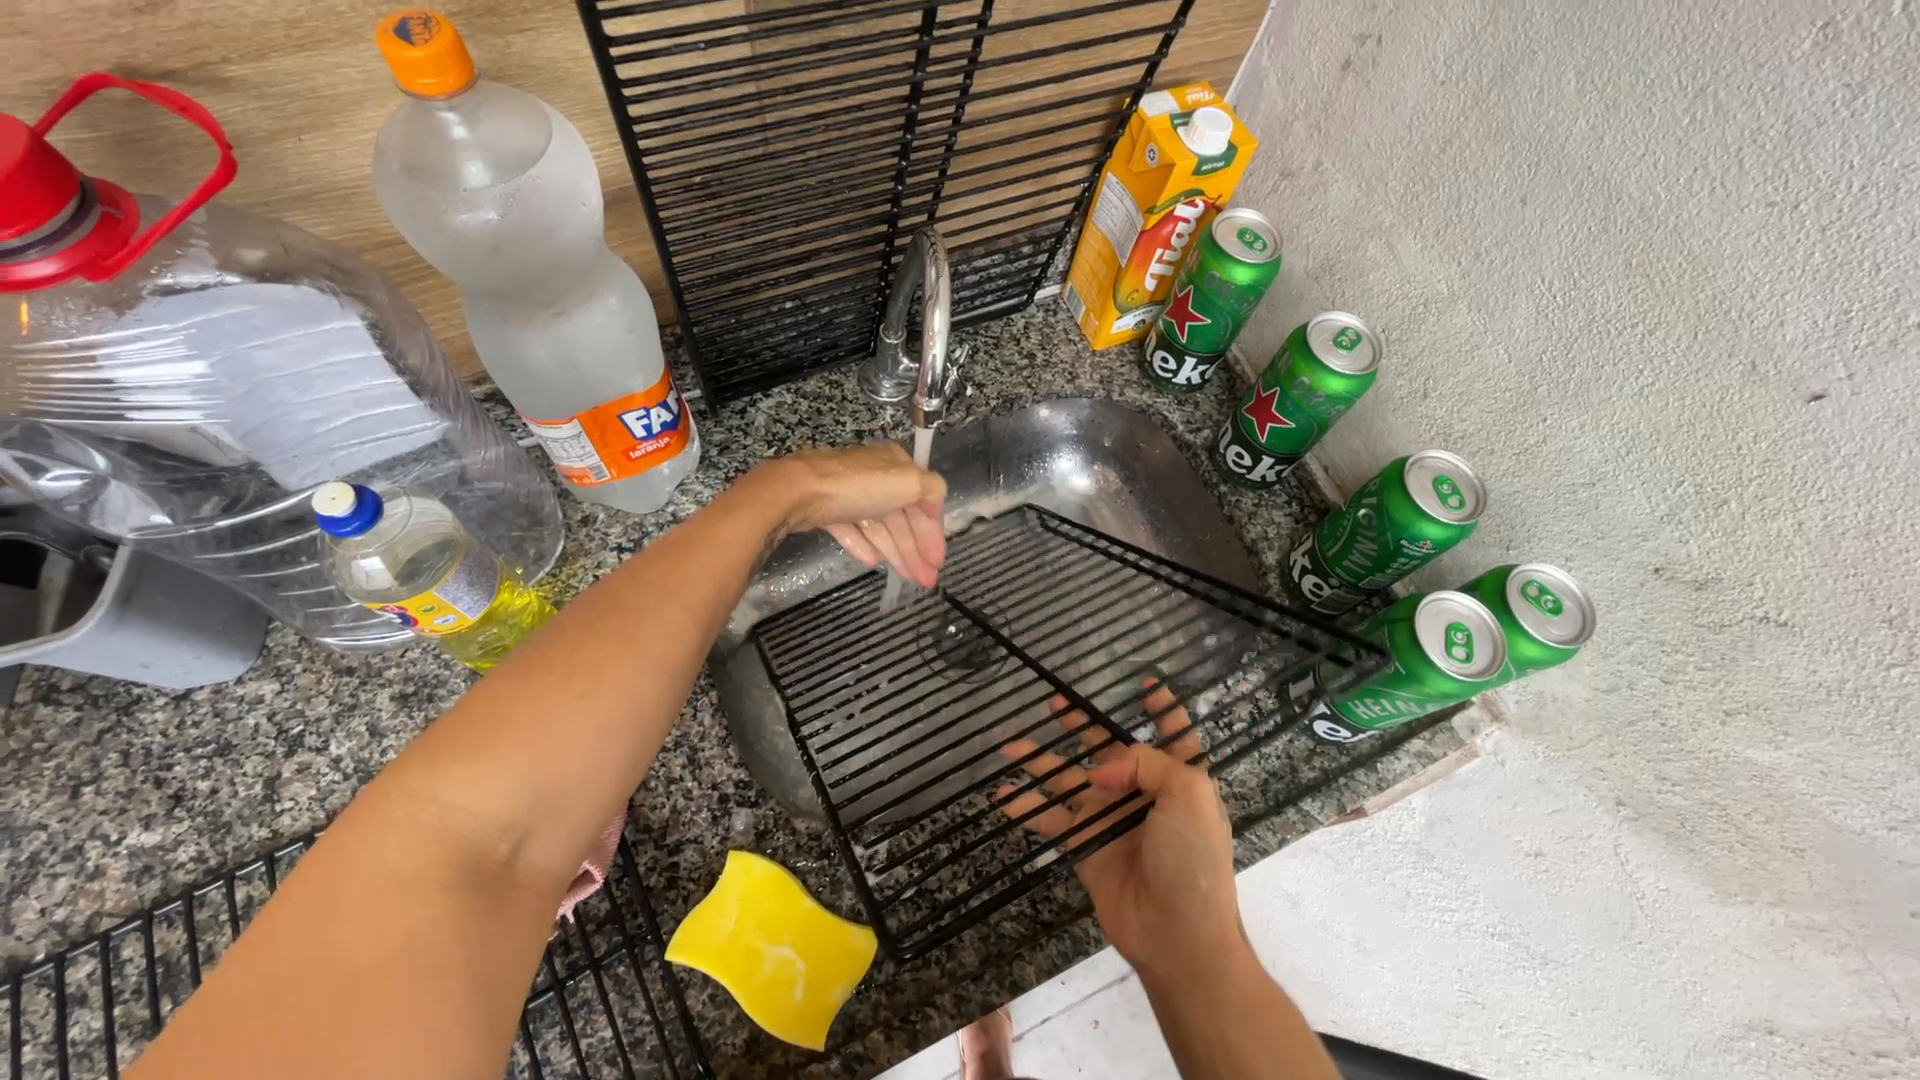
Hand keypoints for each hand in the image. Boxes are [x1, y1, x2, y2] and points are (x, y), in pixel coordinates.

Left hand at [757, 442, 946, 586]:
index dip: (933, 532)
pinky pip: (851, 529)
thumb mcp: (908, 481)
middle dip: (916, 550)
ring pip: (878, 527)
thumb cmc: (859, 486)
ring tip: (906, 579)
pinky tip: (872, 562)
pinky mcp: (826, 509)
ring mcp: (849, 493)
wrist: (799, 491)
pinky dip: (863, 545)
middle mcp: (874, 476)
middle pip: (901, 518)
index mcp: (895, 465)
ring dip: (895, 553)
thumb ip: (932, 489)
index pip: (923, 500)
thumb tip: (938, 498)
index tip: (938, 561)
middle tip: (926, 580)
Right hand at [997, 681, 1242, 977]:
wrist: (1177, 933)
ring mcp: (1110, 818)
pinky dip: (1027, 808)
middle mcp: (1142, 793)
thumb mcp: (1188, 795)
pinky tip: (1003, 795)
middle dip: (1082, 724)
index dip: (1162, 710)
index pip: (1172, 734)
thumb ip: (1144, 763)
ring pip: (1069, 779)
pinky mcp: (1085, 844)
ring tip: (1009, 743)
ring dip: (1040, 762)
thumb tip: (1099, 770)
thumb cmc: (1193, 858)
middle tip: (1054, 702)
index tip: (1147, 684)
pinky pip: (1051, 818)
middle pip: (1108, 747)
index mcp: (1178, 778)